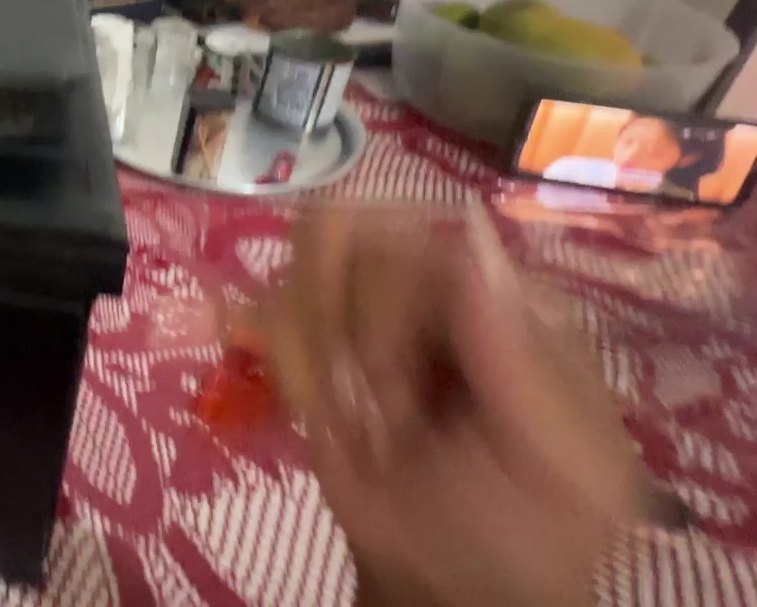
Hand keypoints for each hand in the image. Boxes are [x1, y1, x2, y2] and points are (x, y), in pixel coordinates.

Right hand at [263, 204, 645, 606]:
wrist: (437, 576)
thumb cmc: (519, 524)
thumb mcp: (555, 462)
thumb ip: (517, 359)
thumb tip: (468, 243)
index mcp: (497, 302)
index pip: (414, 241)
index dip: (388, 302)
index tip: (398, 375)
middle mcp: (423, 288)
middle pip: (344, 250)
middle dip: (353, 338)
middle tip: (389, 410)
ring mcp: (355, 305)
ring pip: (296, 277)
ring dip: (317, 357)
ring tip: (361, 419)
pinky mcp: (300, 331)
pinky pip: (261, 312)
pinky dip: (288, 366)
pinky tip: (327, 414)